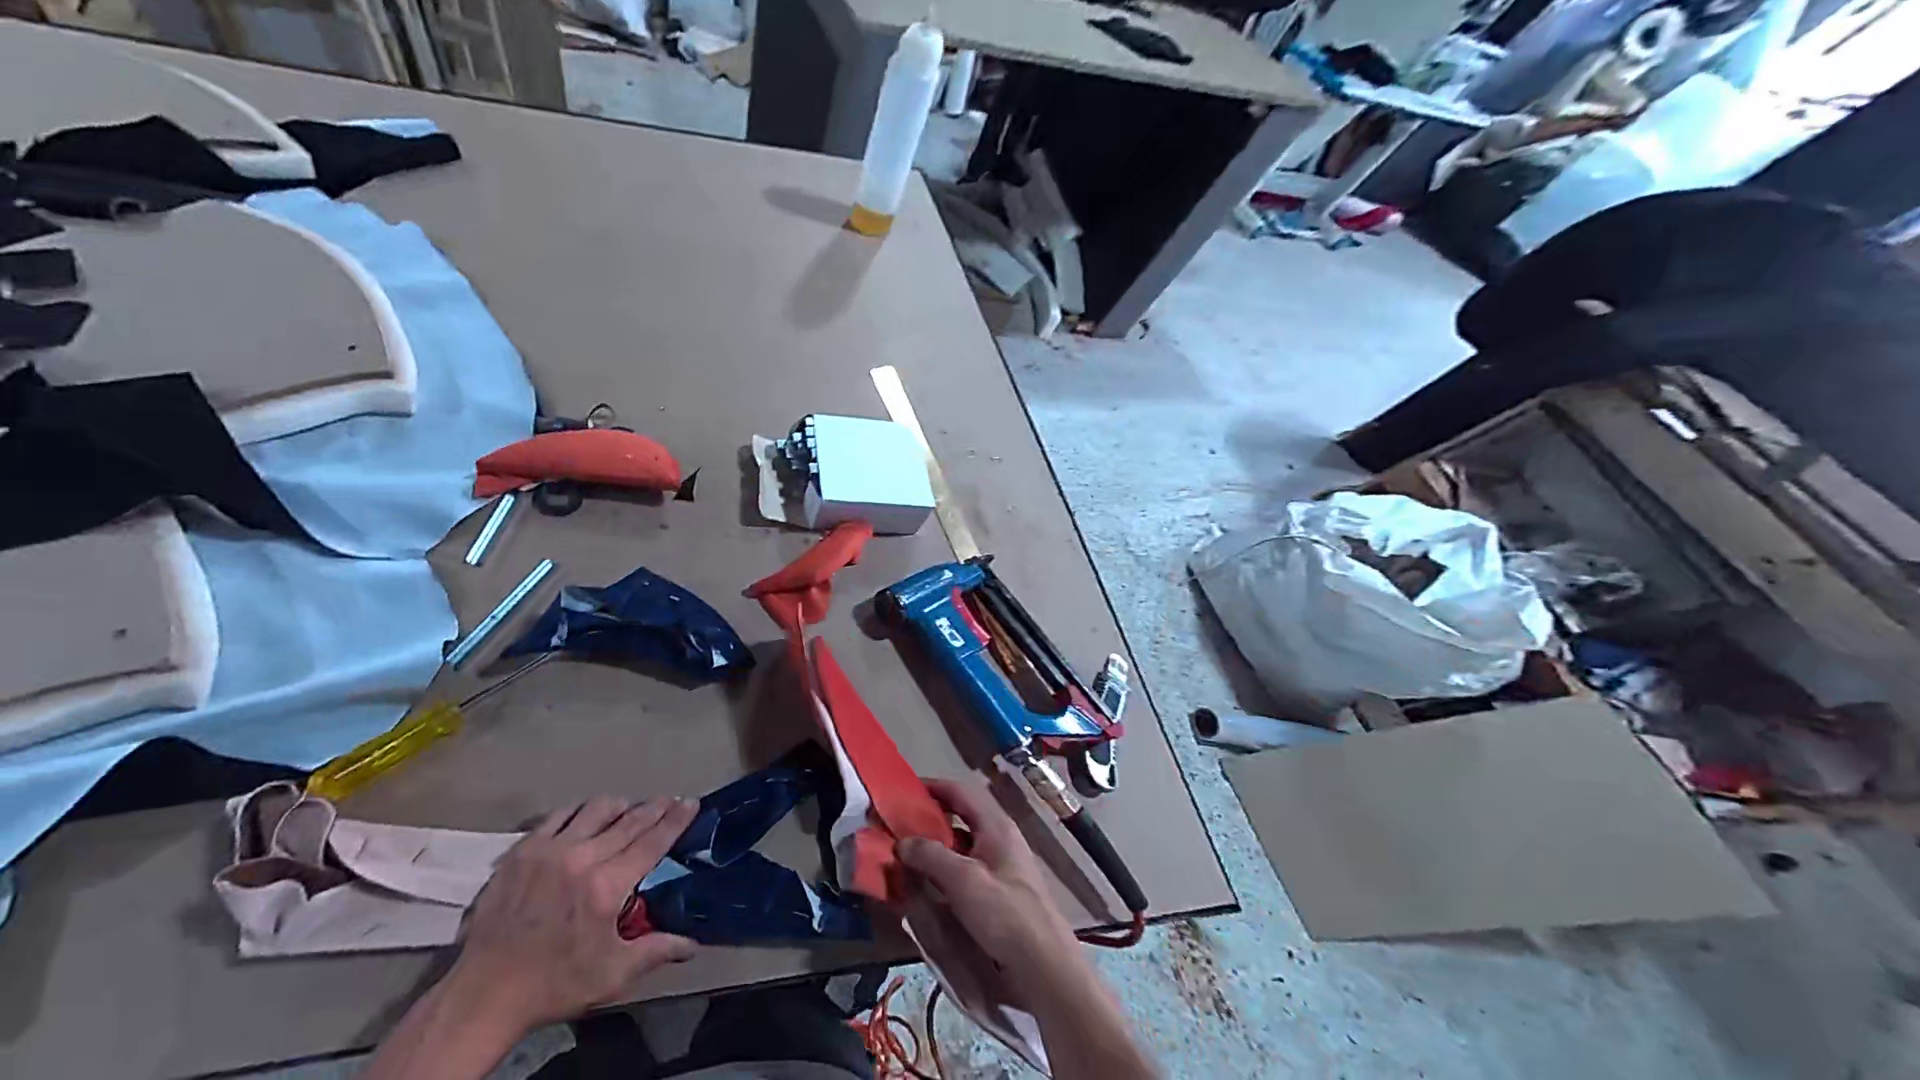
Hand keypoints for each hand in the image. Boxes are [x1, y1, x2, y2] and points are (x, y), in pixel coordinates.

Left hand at [446, 795, 700, 1031]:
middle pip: (629, 820)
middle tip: (669, 800)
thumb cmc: (554, 985)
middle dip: (655, 808)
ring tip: (627, 810)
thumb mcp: (613, 974)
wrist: (484, 995)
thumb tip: (694, 943)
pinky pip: (559, 816)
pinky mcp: (521, 852)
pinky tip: (585, 819)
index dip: (676, 820)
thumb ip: (657, 950)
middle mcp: (581, 859)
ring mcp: (548, 851)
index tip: (691, 802)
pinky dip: (579, 812)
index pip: (652, 842)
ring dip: (619, 807)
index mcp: (606, 887)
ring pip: (595, 809)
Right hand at [900, 778, 1158, 1079]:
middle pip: (959, 820)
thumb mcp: (963, 881)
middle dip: (928, 822)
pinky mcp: (999, 895)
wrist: (1044, 965)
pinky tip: (925, 890)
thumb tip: (902, 842)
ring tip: (904, 859)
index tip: (903, 791)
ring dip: (933, 851)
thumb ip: (930, 856)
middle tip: (896, 829)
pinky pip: (965, 873)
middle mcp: (999, 841)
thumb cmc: (1005, 914)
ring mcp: (1001, 868)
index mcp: (996, 827)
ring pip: (961, 848)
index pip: (961, 793)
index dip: (932, 787)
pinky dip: (943, 874)